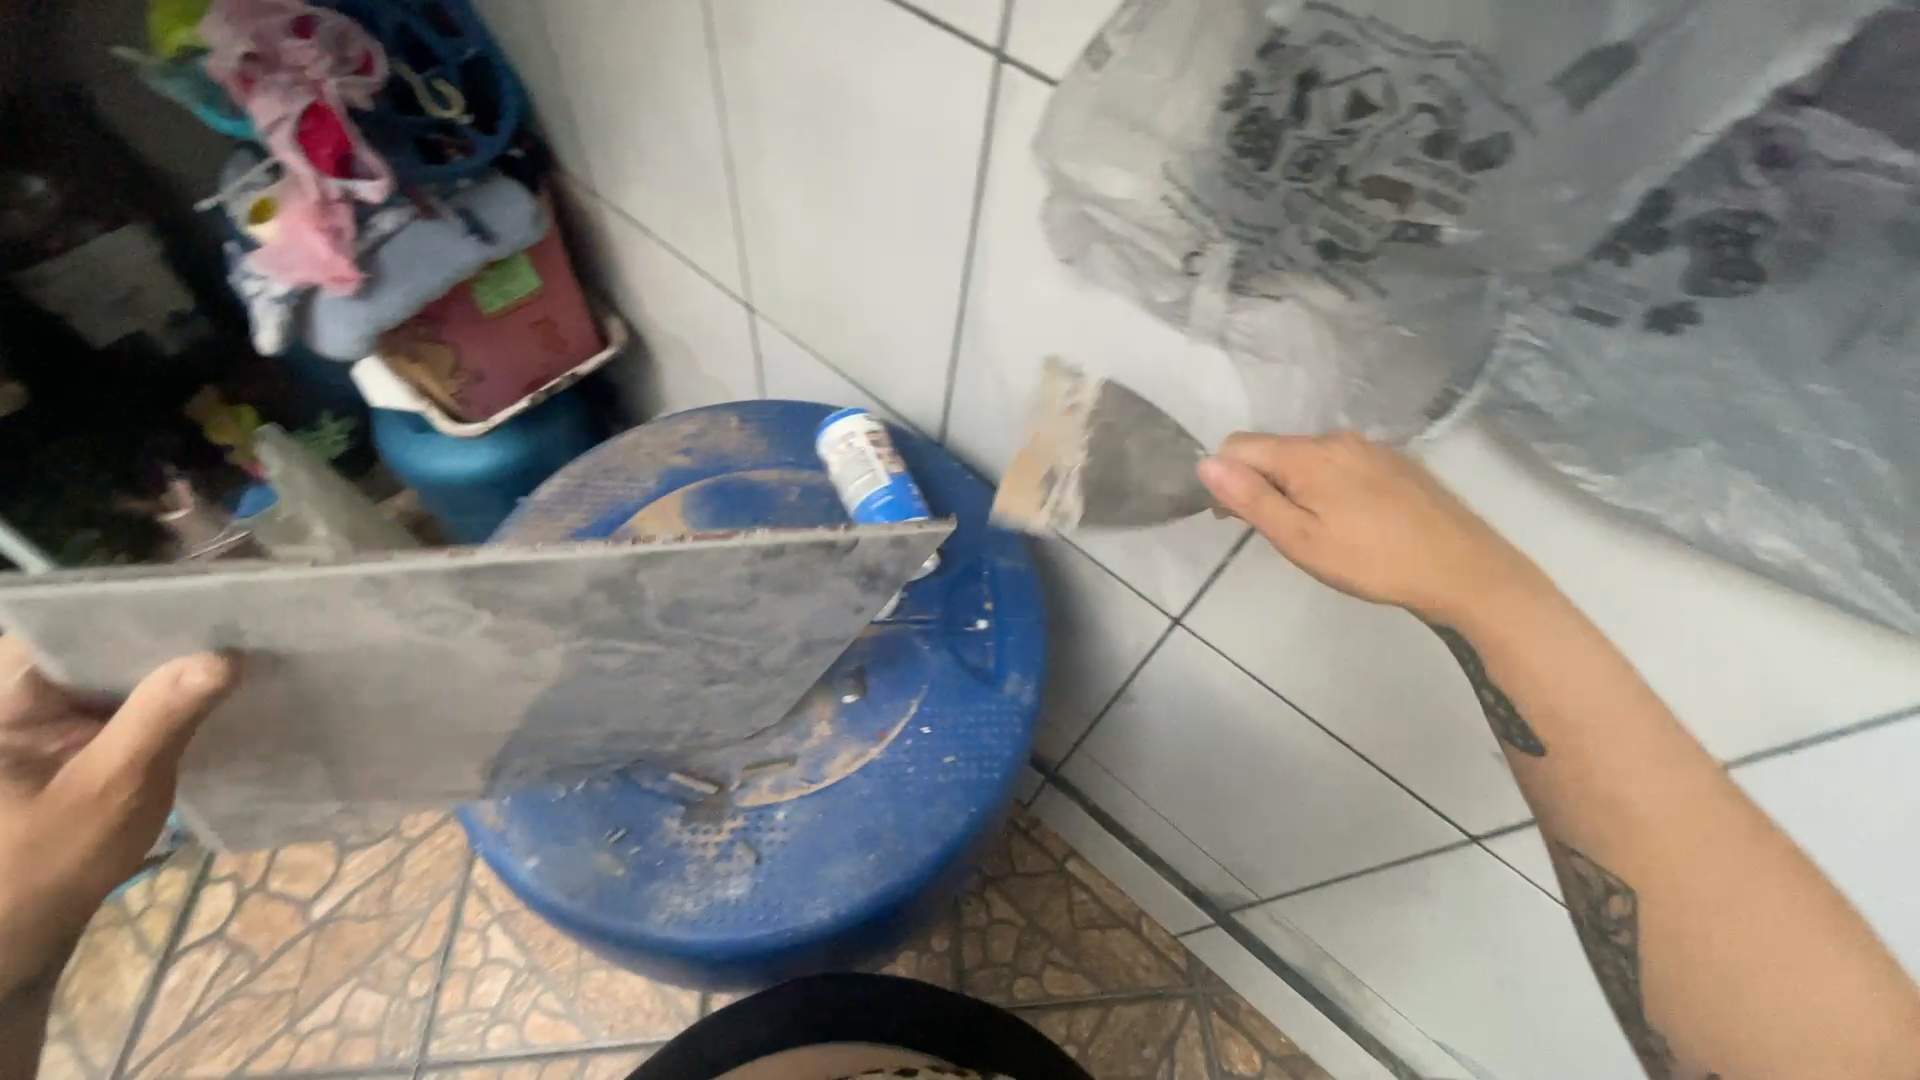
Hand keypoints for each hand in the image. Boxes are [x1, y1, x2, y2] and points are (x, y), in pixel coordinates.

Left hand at [0, 638, 233, 997]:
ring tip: (229, 655)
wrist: (14, 933)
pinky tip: (204, 693)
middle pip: (86, 645)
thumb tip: (222, 656)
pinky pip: (109, 696)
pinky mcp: (53, 738)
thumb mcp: (113, 787)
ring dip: (162, 667)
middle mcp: (6, 702)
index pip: (60, 631)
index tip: (206, 609)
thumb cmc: (47, 861)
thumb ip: (162, 718)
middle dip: (158, 640)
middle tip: (234, 630)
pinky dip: (155, 695)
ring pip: (103, 670)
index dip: (132, 615)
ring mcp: (26, 721)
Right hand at [1196, 432, 1547, 625]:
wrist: (1465, 570)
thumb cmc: (1372, 562)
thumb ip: (1251, 499)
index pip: (1238, 445)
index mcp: (1307, 455)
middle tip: (1274, 533)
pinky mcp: (1392, 462)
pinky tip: (1345, 522)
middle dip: (1257, 483)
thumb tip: (1205, 464)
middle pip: (1272, 449)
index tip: (1234, 519)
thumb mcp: (1300, 539)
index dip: (1224, 479)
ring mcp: (1368, 448)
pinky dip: (1323, 486)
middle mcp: (1335, 439)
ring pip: (1306, 458)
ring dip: (1290, 485)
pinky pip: (1337, 464)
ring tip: (1310, 531)